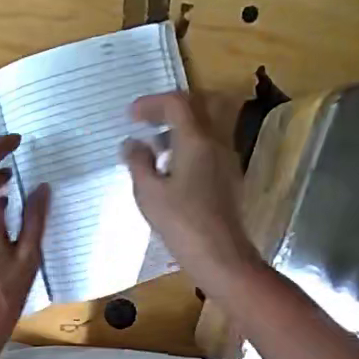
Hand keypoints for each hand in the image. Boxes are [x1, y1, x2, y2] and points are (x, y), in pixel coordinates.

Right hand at [122, 92, 261, 292]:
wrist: (219, 254)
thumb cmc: (179, 222)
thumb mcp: (148, 192)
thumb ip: (138, 162)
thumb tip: (131, 144)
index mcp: (196, 141)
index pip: (177, 104)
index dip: (151, 103)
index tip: (130, 116)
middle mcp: (217, 143)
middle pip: (202, 104)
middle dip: (173, 106)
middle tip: (149, 120)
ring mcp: (227, 159)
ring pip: (209, 124)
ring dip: (182, 126)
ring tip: (156, 146)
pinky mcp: (229, 176)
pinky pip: (210, 145)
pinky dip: (190, 144)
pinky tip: (171, 168)